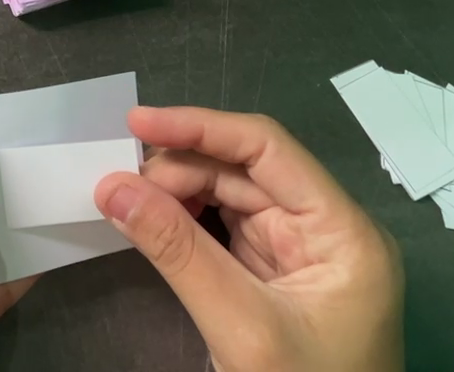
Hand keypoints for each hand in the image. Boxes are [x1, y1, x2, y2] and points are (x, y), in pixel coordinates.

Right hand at [94, 107, 402, 371]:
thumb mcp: (242, 330)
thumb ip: (177, 251)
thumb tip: (110, 187)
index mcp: (343, 231)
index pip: (266, 148)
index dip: (199, 127)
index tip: (137, 123)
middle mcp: (324, 228)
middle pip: (242, 169)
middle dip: (178, 168)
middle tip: (120, 181)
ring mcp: (298, 251)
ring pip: (226, 194)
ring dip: (174, 192)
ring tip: (128, 200)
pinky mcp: (272, 273)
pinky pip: (221, 226)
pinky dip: (182, 220)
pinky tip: (152, 221)